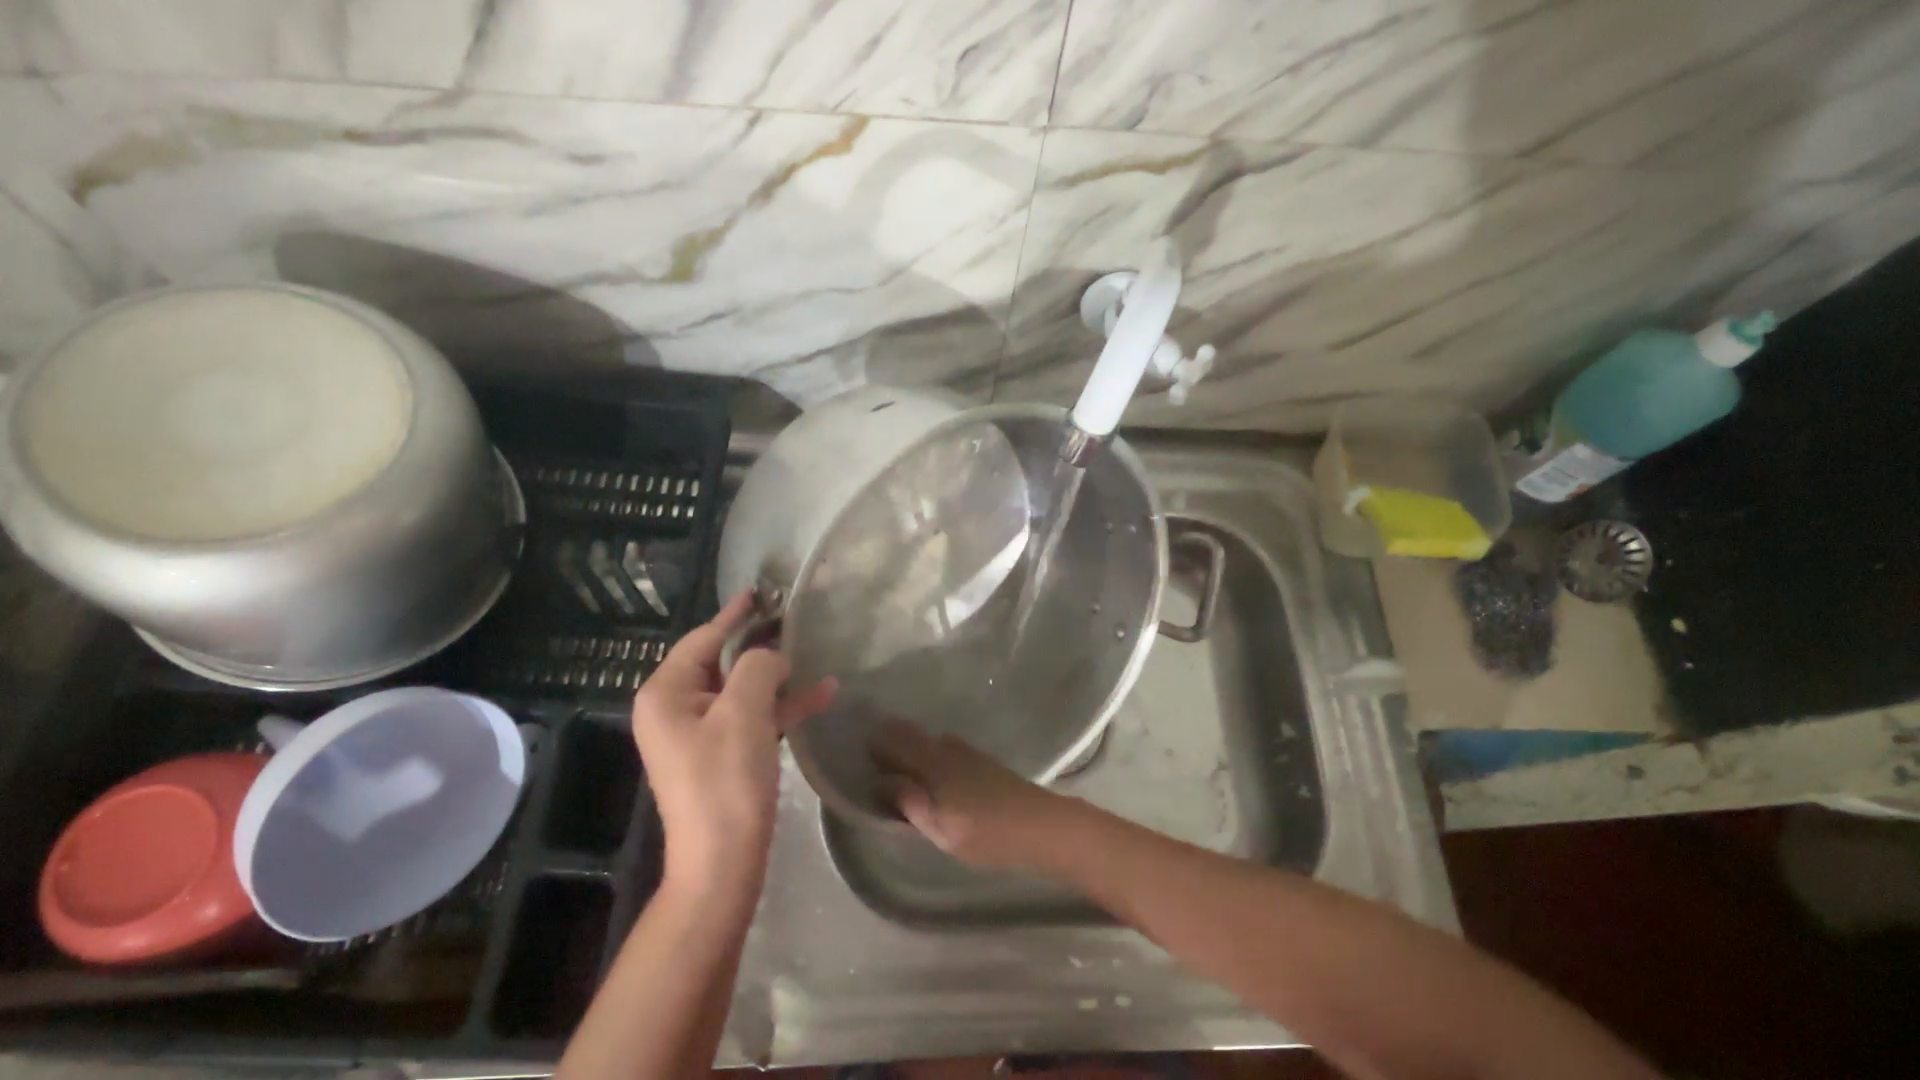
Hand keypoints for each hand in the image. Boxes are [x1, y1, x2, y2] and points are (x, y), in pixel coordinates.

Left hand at [631, 592, 835, 893]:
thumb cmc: (725, 783)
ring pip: (742, 692)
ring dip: (778, 679)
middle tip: (797, 623)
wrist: (722, 864)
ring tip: (817, 659)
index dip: (736, 614)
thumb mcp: (744, 714)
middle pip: (722, 663)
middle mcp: (674, 710)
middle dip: (762, 647)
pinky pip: (750, 720)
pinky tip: (821, 696)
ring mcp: (697, 737)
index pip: (703, 638)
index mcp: (666, 694)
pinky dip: (780, 709)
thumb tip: (772, 656)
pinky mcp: (720, 759)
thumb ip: (758, 667)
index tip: (762, 591)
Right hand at [870, 720, 1083, 870]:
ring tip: (896, 761)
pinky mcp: (982, 762)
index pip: (894, 742)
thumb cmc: (987, 834)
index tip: (854, 748)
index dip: (874, 743)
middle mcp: (947, 750)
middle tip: (870, 752)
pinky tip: (931, 769)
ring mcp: (967, 753)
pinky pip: (944, 747)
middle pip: (911, 735)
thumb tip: (881, 782)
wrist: (1042, 825)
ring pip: (929, 740)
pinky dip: (929, 751)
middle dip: (889, 739)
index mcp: (933, 765)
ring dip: (910, 745)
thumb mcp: (942, 829)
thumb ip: (911, 804)